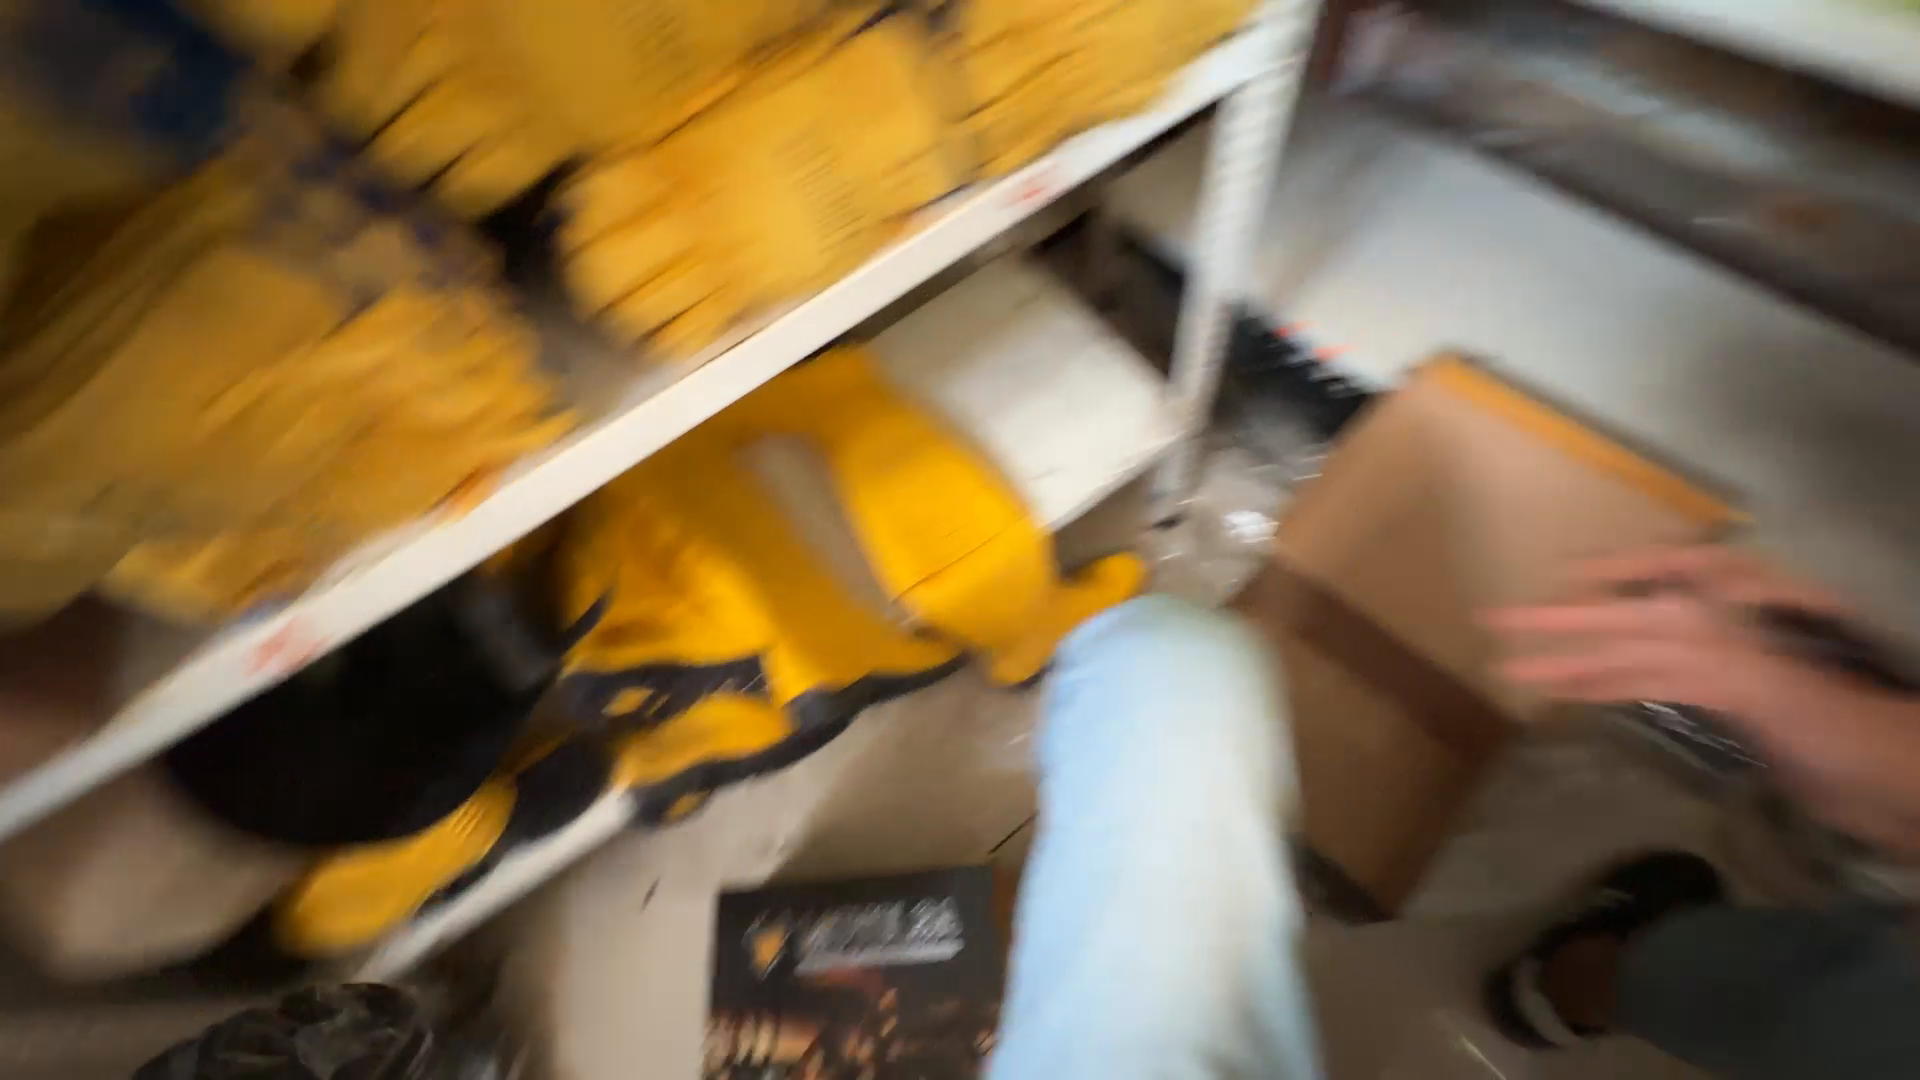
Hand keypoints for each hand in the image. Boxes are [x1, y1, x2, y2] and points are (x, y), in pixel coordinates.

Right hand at [1488, 545, 1919, 855]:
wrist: (1910, 796)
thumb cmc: (1869, 737)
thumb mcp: (1799, 691)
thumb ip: (1724, 649)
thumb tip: (1661, 611)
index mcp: (1760, 611)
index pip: (1682, 567)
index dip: (1618, 565)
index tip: (1559, 574)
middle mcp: (1737, 627)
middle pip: (1637, 614)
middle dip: (1570, 617)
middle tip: (1504, 618)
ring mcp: (1727, 665)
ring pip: (1632, 653)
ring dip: (1572, 660)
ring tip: (1511, 666)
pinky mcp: (1723, 702)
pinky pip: (1647, 685)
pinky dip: (1602, 687)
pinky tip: (1558, 693)